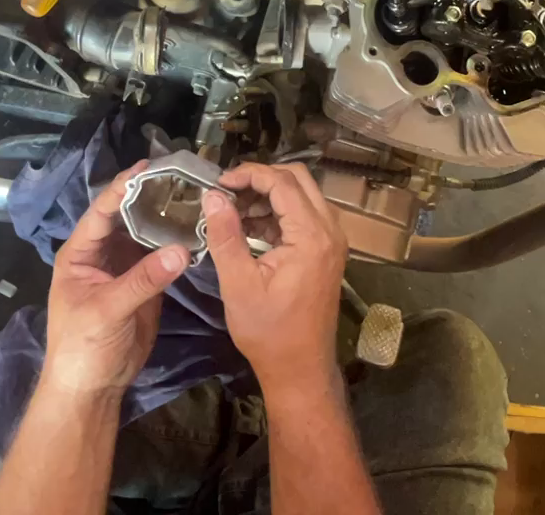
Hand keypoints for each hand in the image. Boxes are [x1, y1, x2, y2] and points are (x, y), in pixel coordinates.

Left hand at [41, 161, 190, 396]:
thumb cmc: (82, 347)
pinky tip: (196, 227)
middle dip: (150, 195)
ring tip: (194, 193)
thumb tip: (182, 250)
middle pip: (127, 215)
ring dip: (166, 215)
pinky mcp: (145, 281)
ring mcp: (125, 266)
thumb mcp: (107, 311)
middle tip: (181, 174)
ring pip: (146, 231)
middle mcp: (103, 252)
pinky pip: (161, 253)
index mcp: (80, 253)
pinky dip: (177, 241)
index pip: (102, 211)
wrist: (93, 389)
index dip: (122, 187)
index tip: (148, 166)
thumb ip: (143, 280)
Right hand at [202, 163, 348, 387]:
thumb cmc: (269, 332)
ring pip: (302, 195)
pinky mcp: (326, 249)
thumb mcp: (239, 284)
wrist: (300, 369)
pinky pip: (303, 214)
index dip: (249, 175)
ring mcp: (332, 239)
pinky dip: (277, 212)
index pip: (283, 183)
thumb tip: (212, 196)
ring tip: (232, 210)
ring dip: (268, 195)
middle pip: (297, 180)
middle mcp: (330, 230)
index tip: (219, 182)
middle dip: (260, 179)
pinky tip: (249, 226)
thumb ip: (225, 236)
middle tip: (227, 192)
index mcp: (312, 236)